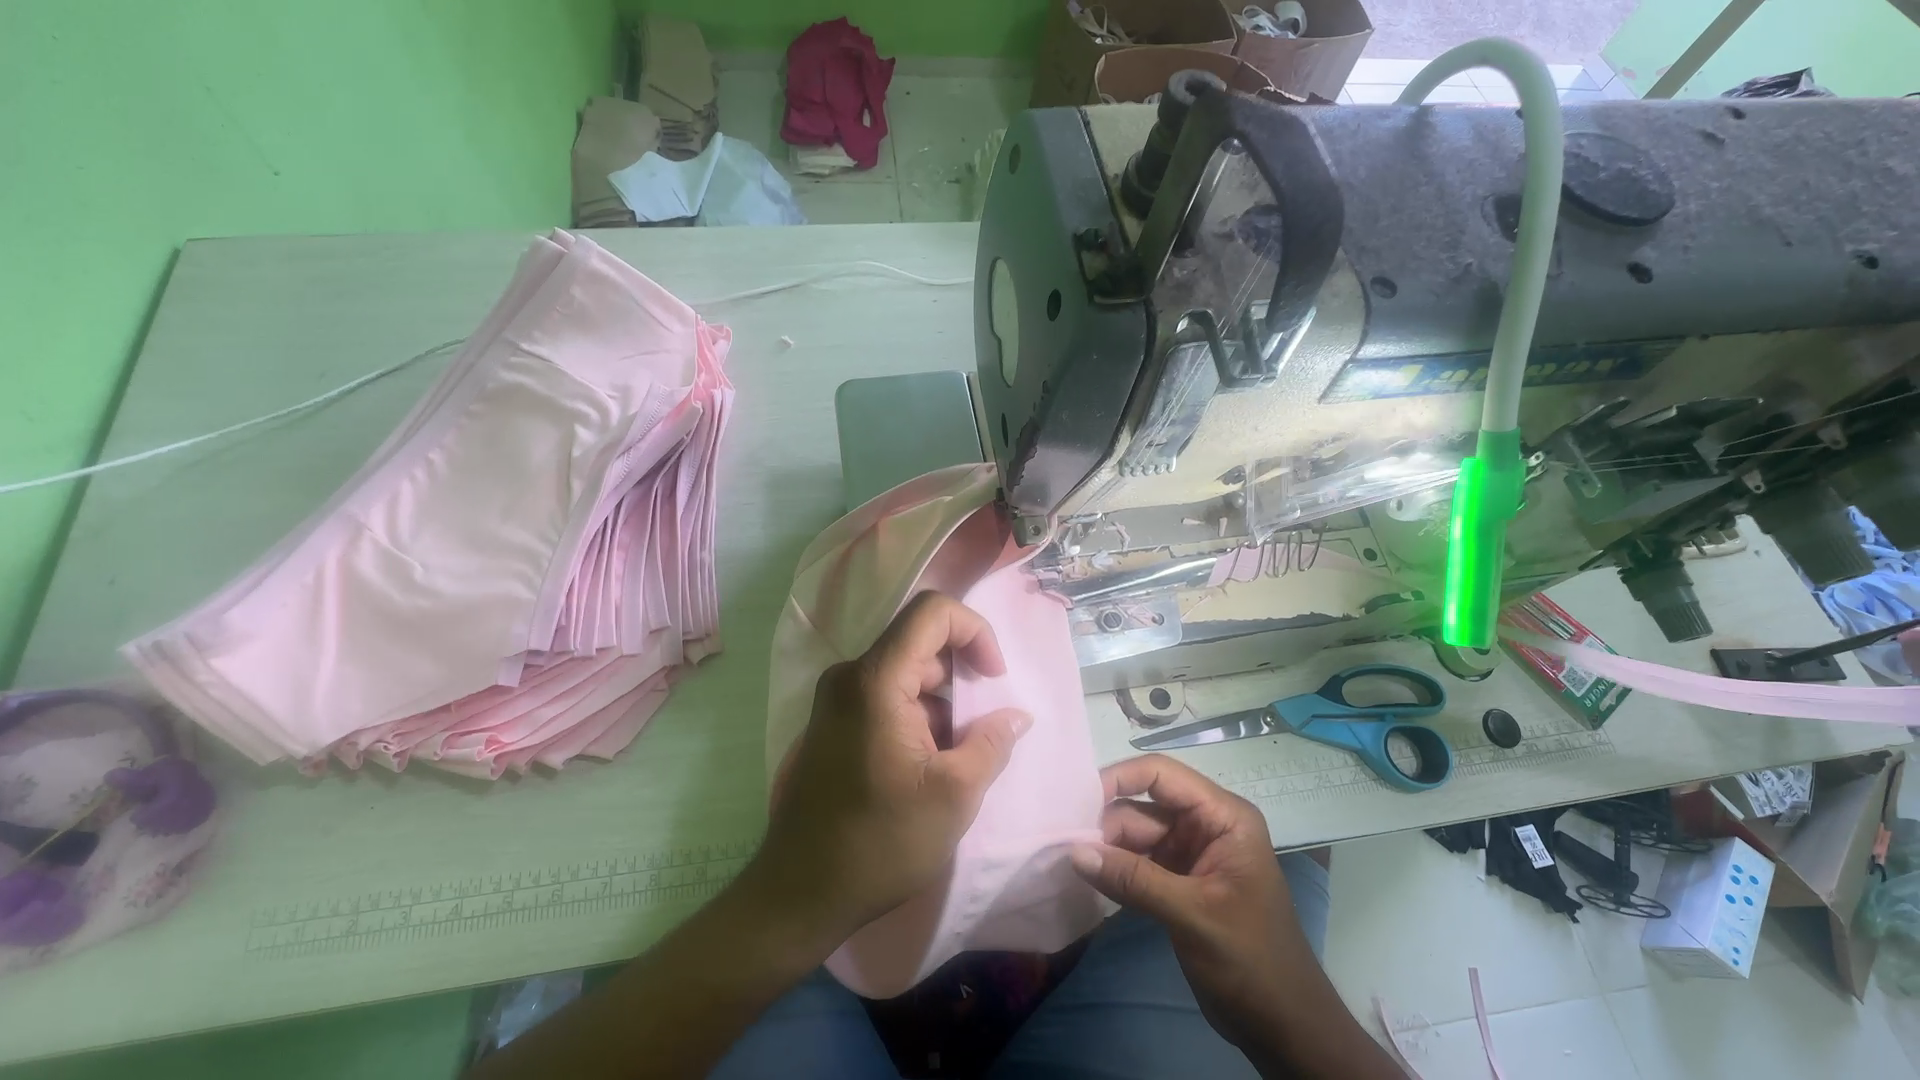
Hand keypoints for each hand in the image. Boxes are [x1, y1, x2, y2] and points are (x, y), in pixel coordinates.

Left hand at [752, 591, 1031, 941]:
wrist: (801, 893)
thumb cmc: (881, 842)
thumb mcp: (955, 794)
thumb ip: (992, 742)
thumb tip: (1015, 715)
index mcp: (875, 681)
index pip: (932, 613)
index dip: (975, 632)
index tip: (994, 679)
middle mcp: (849, 678)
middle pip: (920, 646)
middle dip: (962, 681)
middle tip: (982, 732)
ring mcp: (835, 703)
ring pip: (906, 678)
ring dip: (942, 709)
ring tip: (958, 763)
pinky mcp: (832, 728)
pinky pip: (886, 702)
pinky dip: (918, 723)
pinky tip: (930, 772)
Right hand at [1068, 754, 1313, 1050]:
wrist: (1283, 1025)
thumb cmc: (1253, 960)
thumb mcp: (1193, 915)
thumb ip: (1134, 880)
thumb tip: (1074, 852)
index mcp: (1223, 817)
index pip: (1162, 775)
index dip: (1119, 778)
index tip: (1076, 801)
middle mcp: (1206, 827)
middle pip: (1142, 806)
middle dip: (1105, 823)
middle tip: (1067, 849)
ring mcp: (1190, 856)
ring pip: (1134, 835)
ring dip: (1105, 849)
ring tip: (1069, 864)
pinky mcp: (1177, 885)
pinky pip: (1136, 864)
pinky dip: (1114, 870)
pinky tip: (1087, 880)